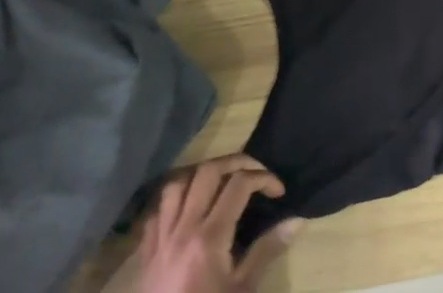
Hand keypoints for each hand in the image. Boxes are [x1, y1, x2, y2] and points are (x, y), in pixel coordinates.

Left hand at [139, 155, 304, 292]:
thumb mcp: (244, 288)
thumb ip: (268, 250)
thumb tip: (297, 220)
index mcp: (209, 238)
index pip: (239, 184)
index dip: (263, 178)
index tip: (278, 191)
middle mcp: (182, 228)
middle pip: (207, 172)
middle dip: (236, 162)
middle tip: (255, 172)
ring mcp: (160, 237)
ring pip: (177, 183)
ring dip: (202, 174)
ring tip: (221, 181)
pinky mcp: (145, 249)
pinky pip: (156, 209)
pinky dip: (174, 197)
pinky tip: (188, 204)